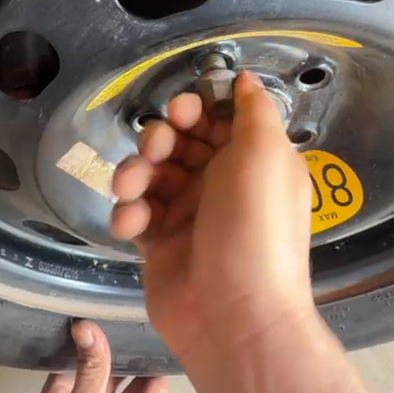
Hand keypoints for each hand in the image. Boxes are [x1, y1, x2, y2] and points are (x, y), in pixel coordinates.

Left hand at [29, 320, 168, 392]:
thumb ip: (89, 372)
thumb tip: (87, 329)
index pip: (73, 363)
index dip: (87, 341)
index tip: (101, 316)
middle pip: (102, 377)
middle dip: (117, 354)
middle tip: (132, 326)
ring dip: (139, 372)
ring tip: (150, 344)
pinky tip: (161, 376)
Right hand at [109, 71, 314, 361]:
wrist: (234, 314)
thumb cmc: (254, 226)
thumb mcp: (265, 154)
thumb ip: (254, 109)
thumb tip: (247, 78)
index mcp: (252, 162)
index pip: (217, 119)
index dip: (196, 109)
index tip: (180, 109)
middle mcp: (221, 184)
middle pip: (179, 142)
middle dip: (160, 137)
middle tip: (155, 146)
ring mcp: (189, 215)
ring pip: (151, 173)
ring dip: (134, 172)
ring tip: (130, 187)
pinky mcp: (160, 243)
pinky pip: (135, 212)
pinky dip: (128, 211)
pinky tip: (130, 223)